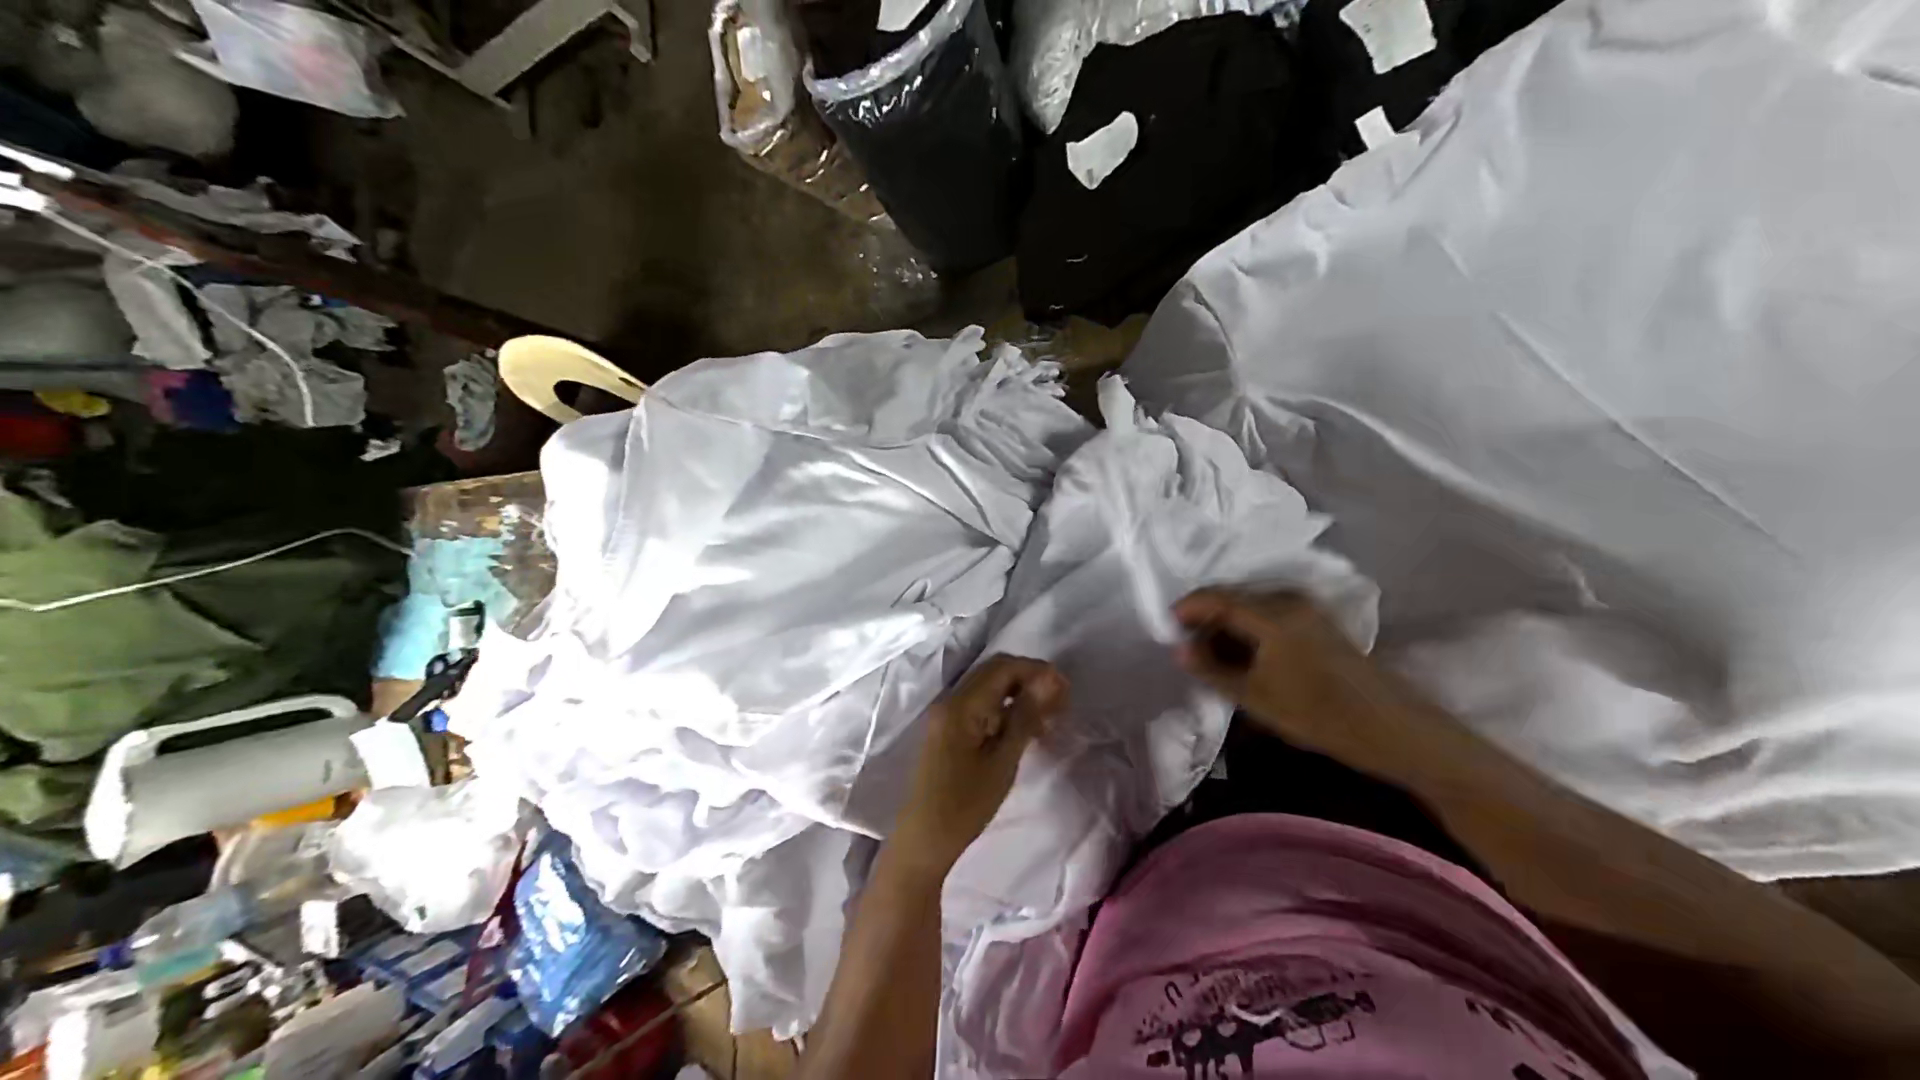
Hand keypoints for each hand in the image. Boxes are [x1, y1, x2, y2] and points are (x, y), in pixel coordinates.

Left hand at [891, 655, 1068, 874]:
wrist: (925, 837)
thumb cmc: (966, 804)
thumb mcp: (1003, 761)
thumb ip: (1025, 716)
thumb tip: (1048, 681)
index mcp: (960, 705)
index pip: (1002, 667)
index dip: (1036, 670)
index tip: (1065, 689)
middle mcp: (950, 700)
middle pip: (994, 671)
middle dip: (1029, 678)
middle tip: (1060, 701)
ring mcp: (946, 714)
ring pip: (988, 687)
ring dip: (1018, 693)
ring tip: (1048, 717)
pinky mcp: (948, 728)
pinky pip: (980, 705)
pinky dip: (1004, 709)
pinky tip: (1024, 728)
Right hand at [1173, 588, 1404, 766]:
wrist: (1392, 728)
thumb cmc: (1317, 714)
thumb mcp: (1255, 696)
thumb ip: (1212, 669)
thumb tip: (1180, 650)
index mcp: (1272, 614)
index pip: (1217, 598)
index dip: (1188, 608)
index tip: (1166, 626)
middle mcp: (1290, 599)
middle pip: (1234, 596)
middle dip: (1206, 617)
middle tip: (1187, 646)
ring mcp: (1308, 607)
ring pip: (1252, 604)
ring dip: (1228, 623)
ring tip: (1212, 655)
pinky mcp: (1318, 620)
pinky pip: (1271, 612)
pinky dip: (1250, 627)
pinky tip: (1243, 654)